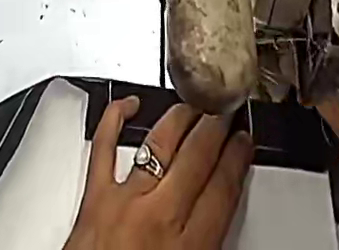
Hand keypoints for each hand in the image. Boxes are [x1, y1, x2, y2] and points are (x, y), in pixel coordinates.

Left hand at [62, 98, 251, 249]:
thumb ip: (207, 249)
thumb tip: (222, 227)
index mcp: (188, 249)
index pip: (222, 191)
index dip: (236, 160)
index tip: (244, 142)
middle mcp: (158, 217)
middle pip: (196, 159)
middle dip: (214, 129)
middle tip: (224, 112)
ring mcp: (124, 199)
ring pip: (159, 144)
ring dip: (179, 120)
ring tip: (193, 105)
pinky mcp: (94, 193)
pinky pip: (106, 145)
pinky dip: (116, 117)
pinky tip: (129, 104)